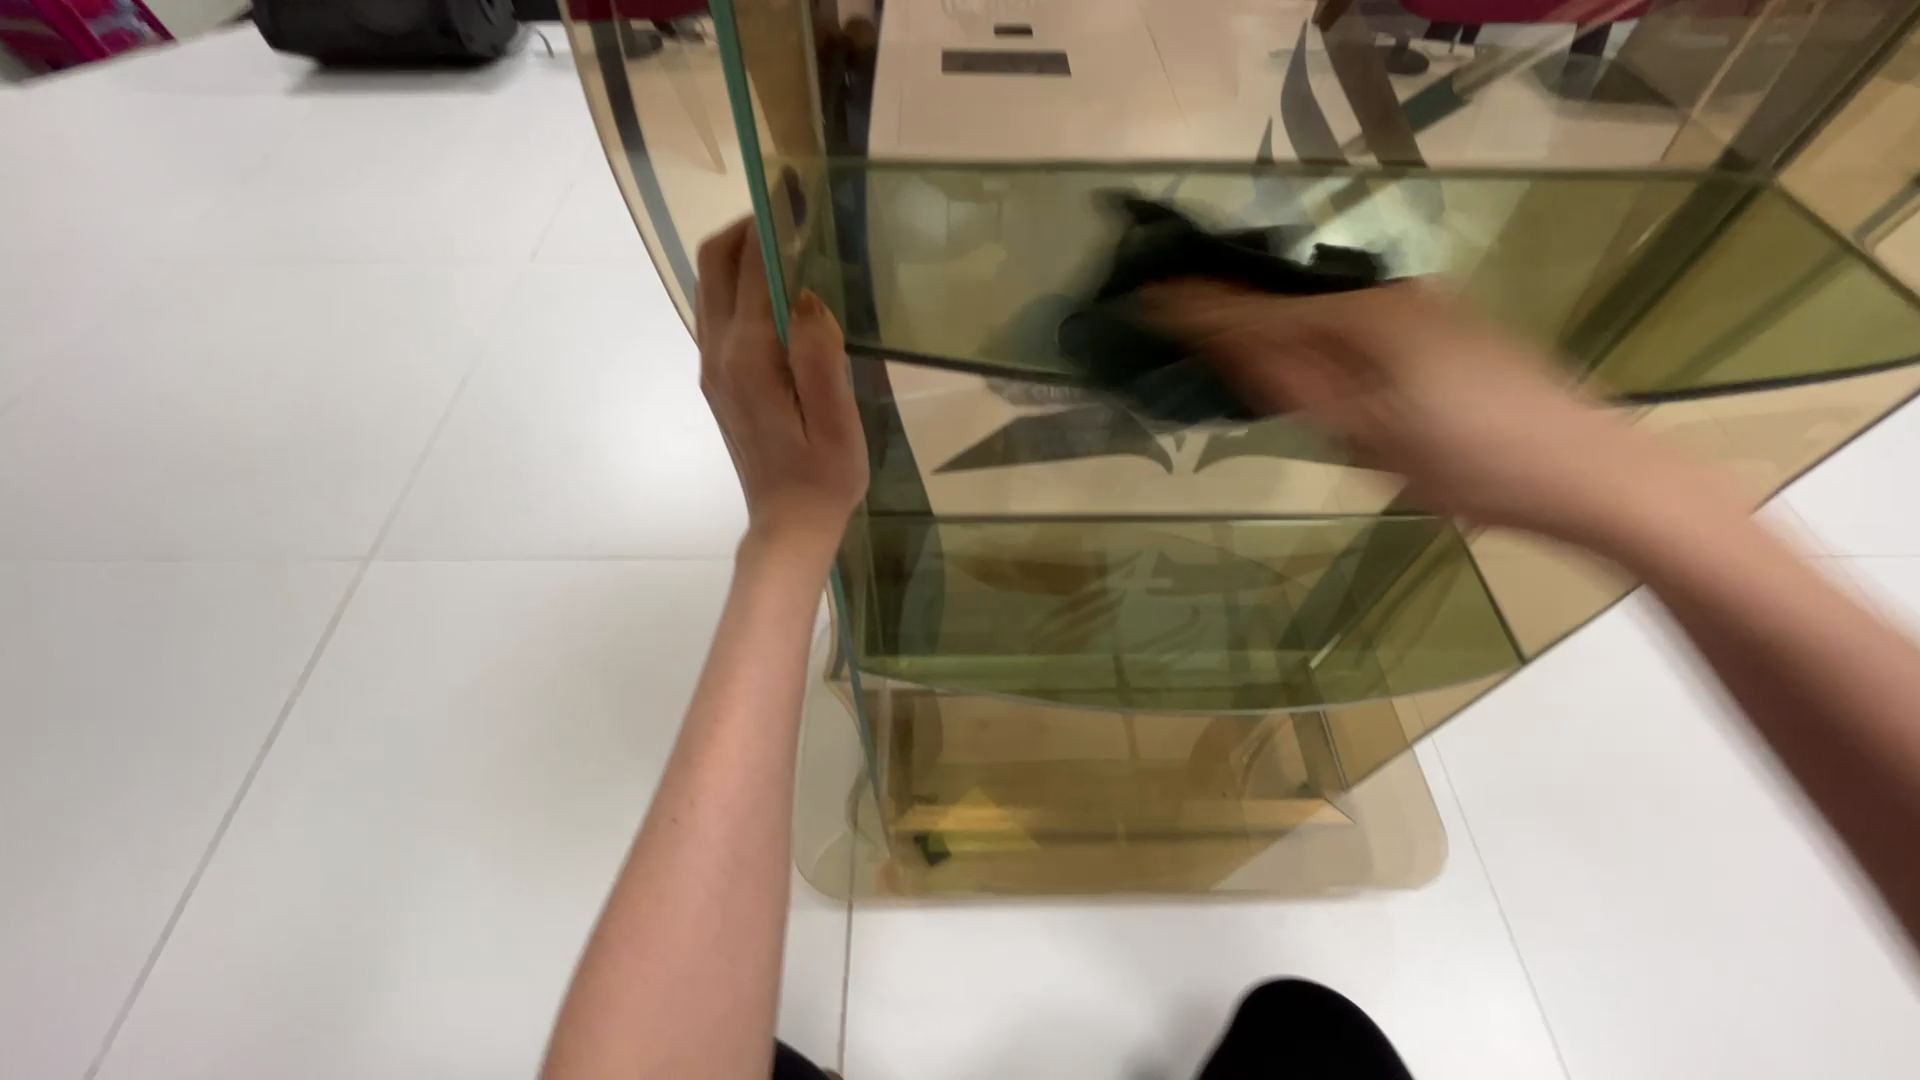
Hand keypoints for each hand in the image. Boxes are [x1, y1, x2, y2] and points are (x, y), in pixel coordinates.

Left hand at [696, 219, 867, 555]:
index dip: (773, 223)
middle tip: (788, 213)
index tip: (795, 190)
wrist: (788, 523)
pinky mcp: (717, 381)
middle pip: (715, 266)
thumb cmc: (823, 476)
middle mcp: (719, 353)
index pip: (754, 268)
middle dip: (746, 229)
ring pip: (710, 288)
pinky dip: (738, 287)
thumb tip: (808, 296)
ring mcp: (712, 368)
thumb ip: (819, 354)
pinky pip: (717, 315)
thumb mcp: (837, 419)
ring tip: (784, 245)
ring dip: (739, 256)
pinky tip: (774, 295)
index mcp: (751, 357)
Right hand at [1154, 280, 1724, 547]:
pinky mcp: (1437, 330)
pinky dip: (1309, 341)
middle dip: (1229, 313)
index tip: (1146, 298)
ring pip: (1319, 317)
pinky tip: (1294, 362)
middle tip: (1173, 321)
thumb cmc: (1473, 464)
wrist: (1590, 474)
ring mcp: (1419, 310)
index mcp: (1365, 319)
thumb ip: (1293, 386)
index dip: (1200, 308)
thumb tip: (1228, 345)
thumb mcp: (1367, 434)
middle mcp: (1389, 298)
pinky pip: (1349, 328)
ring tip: (1217, 340)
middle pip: (1287, 304)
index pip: (1259, 310)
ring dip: (1269, 328)